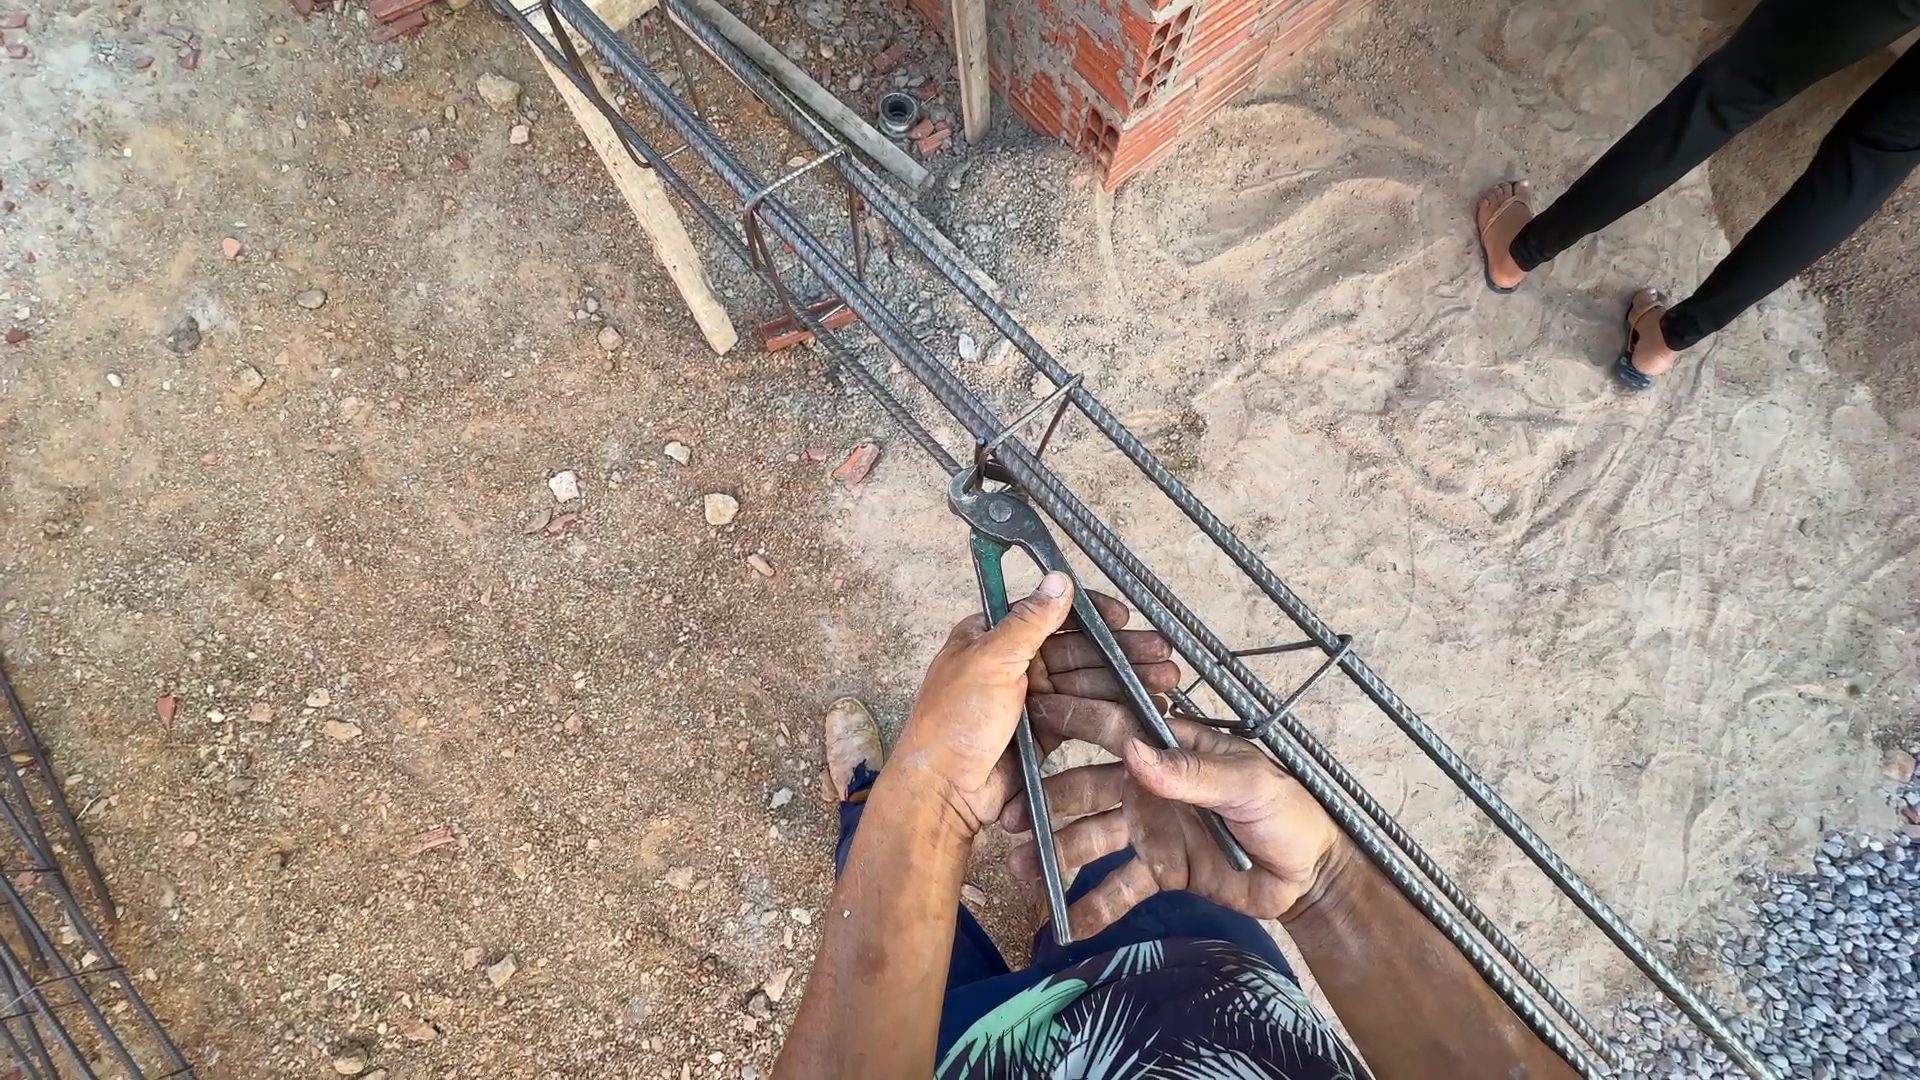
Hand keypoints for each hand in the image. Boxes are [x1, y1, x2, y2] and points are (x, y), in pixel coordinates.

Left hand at [888, 576, 1179, 839]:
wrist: (944, 791)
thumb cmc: (954, 721)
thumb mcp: (990, 662)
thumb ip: (1029, 622)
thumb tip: (1057, 579)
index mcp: (991, 635)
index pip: (1047, 612)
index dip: (1089, 612)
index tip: (1124, 616)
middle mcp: (1013, 661)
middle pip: (1075, 648)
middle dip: (1119, 649)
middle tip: (1161, 650)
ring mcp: (1031, 696)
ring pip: (1085, 679)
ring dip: (1124, 677)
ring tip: (1166, 677)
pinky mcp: (1046, 729)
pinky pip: (1085, 712)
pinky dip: (1113, 707)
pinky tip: (1145, 704)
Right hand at [1003, 702, 1347, 937]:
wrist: (1308, 877)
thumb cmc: (1284, 810)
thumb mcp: (1247, 782)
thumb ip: (1189, 770)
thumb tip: (1131, 750)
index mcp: (1167, 750)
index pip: (1112, 729)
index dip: (1070, 719)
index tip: (1028, 716)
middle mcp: (1146, 785)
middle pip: (1085, 788)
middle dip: (1044, 800)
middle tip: (1005, 817)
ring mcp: (1148, 828)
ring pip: (1091, 837)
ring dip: (1056, 853)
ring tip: (1022, 872)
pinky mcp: (1158, 870)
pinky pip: (1119, 887)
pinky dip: (1094, 905)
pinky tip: (1068, 924)